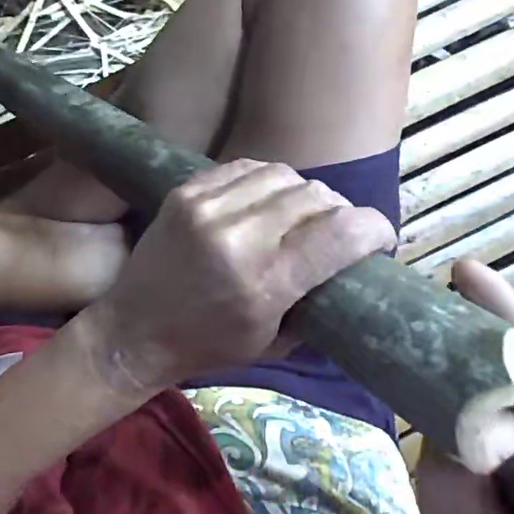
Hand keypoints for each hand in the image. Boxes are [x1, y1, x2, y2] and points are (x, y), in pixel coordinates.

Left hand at [75, 159, 394, 397]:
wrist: (131, 331)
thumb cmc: (208, 346)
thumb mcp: (276, 341)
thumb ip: (319, 296)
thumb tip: (353, 258)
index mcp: (264, 284)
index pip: (341, 234)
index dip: (375, 228)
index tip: (382, 237)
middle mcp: (238, 237)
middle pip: (318, 198)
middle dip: (342, 212)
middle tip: (342, 231)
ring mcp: (209, 207)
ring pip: (287, 175)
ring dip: (307, 194)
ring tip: (305, 213)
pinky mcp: (189, 190)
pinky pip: (251, 166)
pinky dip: (272, 181)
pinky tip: (271, 199)